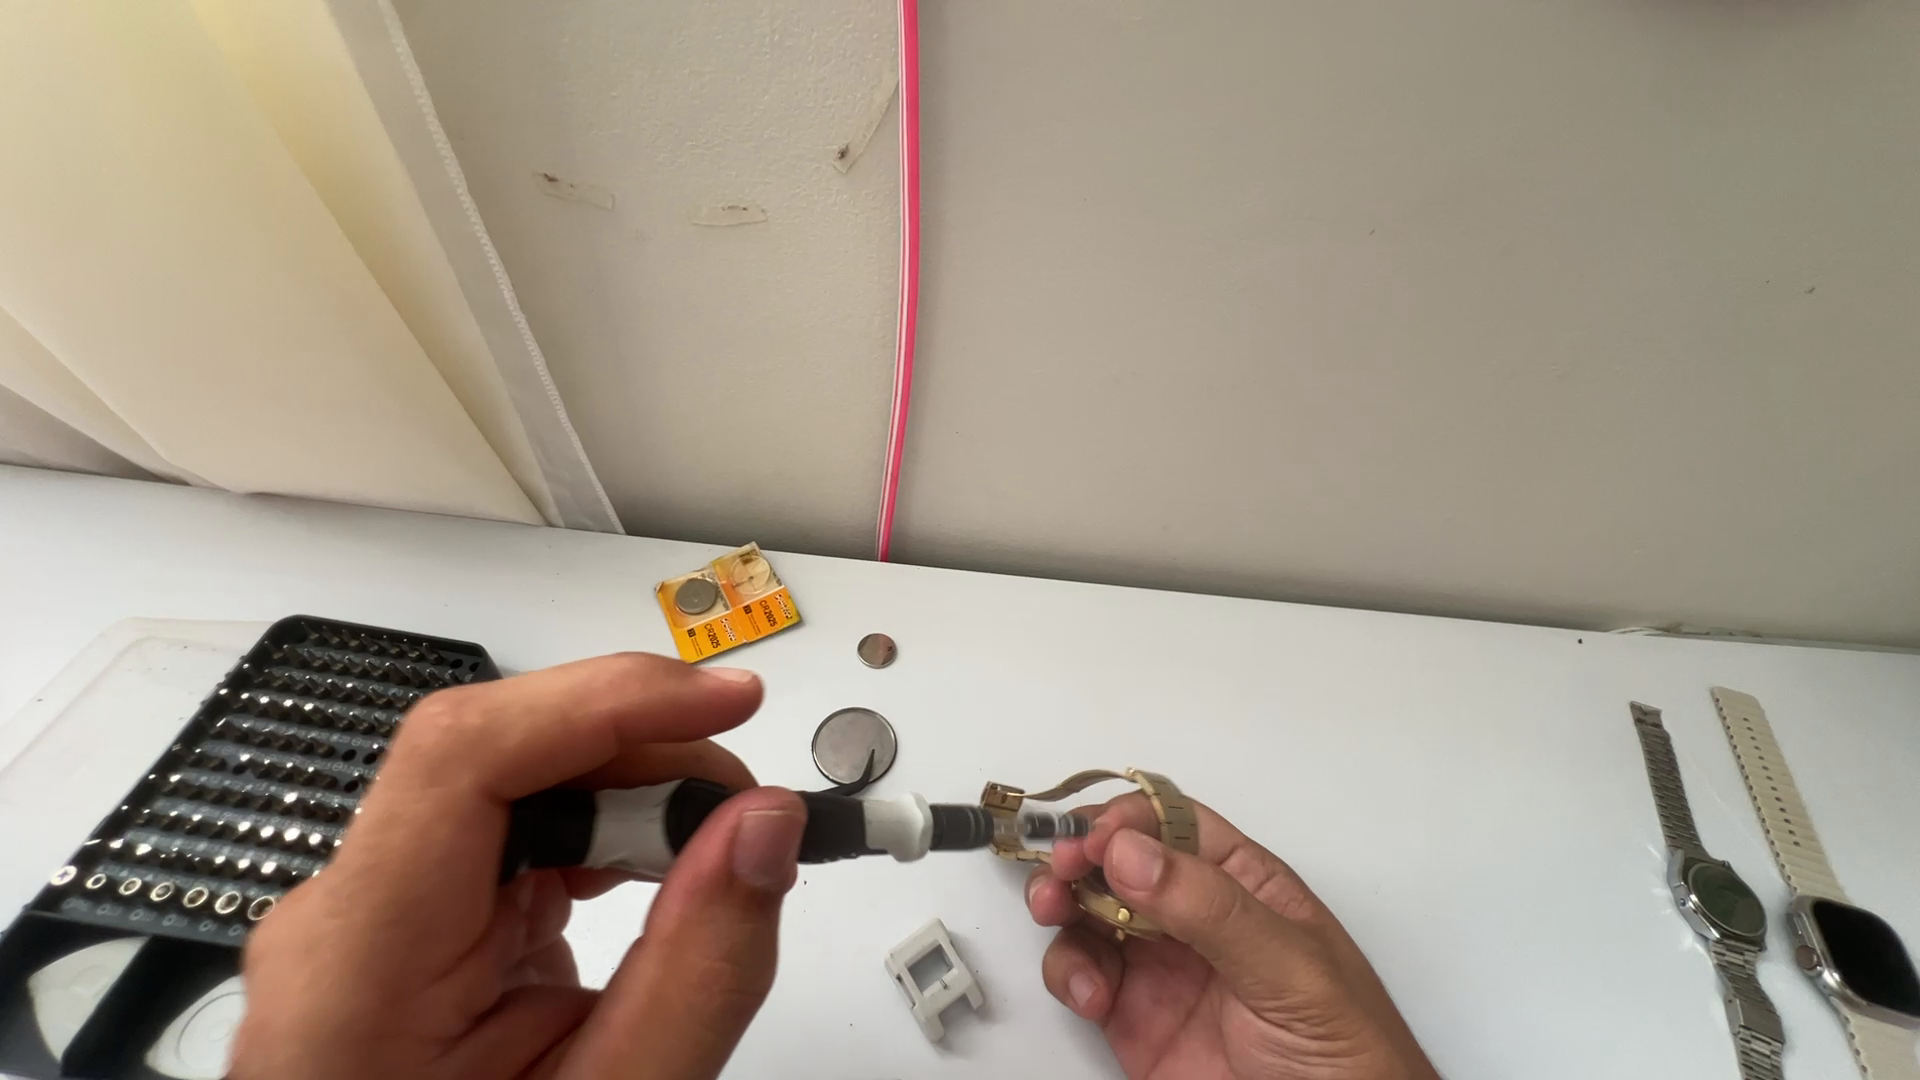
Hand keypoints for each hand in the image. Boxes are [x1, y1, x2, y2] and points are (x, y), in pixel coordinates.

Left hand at [232, 653, 804, 1079]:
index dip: (609, 700)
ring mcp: (386, 895)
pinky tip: (663, 867)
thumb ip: (702, 967)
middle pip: (515, 749)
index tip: (733, 702)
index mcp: (358, 969)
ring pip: (537, 766)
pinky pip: (539, 809)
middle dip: (654, 750)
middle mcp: (353, 904)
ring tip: (715, 851)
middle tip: (748, 812)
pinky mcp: (432, 897)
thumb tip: (767, 815)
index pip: (464, 755)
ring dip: (648, 784)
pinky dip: (625, 818)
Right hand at [1026, 795, 1438, 1079]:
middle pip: (1118, 856)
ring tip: (1051, 913)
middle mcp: (1190, 910)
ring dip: (1060, 900)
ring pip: (1088, 905)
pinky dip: (1068, 970)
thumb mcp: (1291, 971)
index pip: (1173, 821)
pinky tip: (1089, 996)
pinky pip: (1082, 969)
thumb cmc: (1342, 1053)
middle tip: (1057, 870)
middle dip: (1079, 853)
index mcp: (1239, 880)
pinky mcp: (1131, 1013)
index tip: (1094, 840)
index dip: (1128, 818)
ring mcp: (1157, 960)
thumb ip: (1211, 908)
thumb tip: (1126, 850)